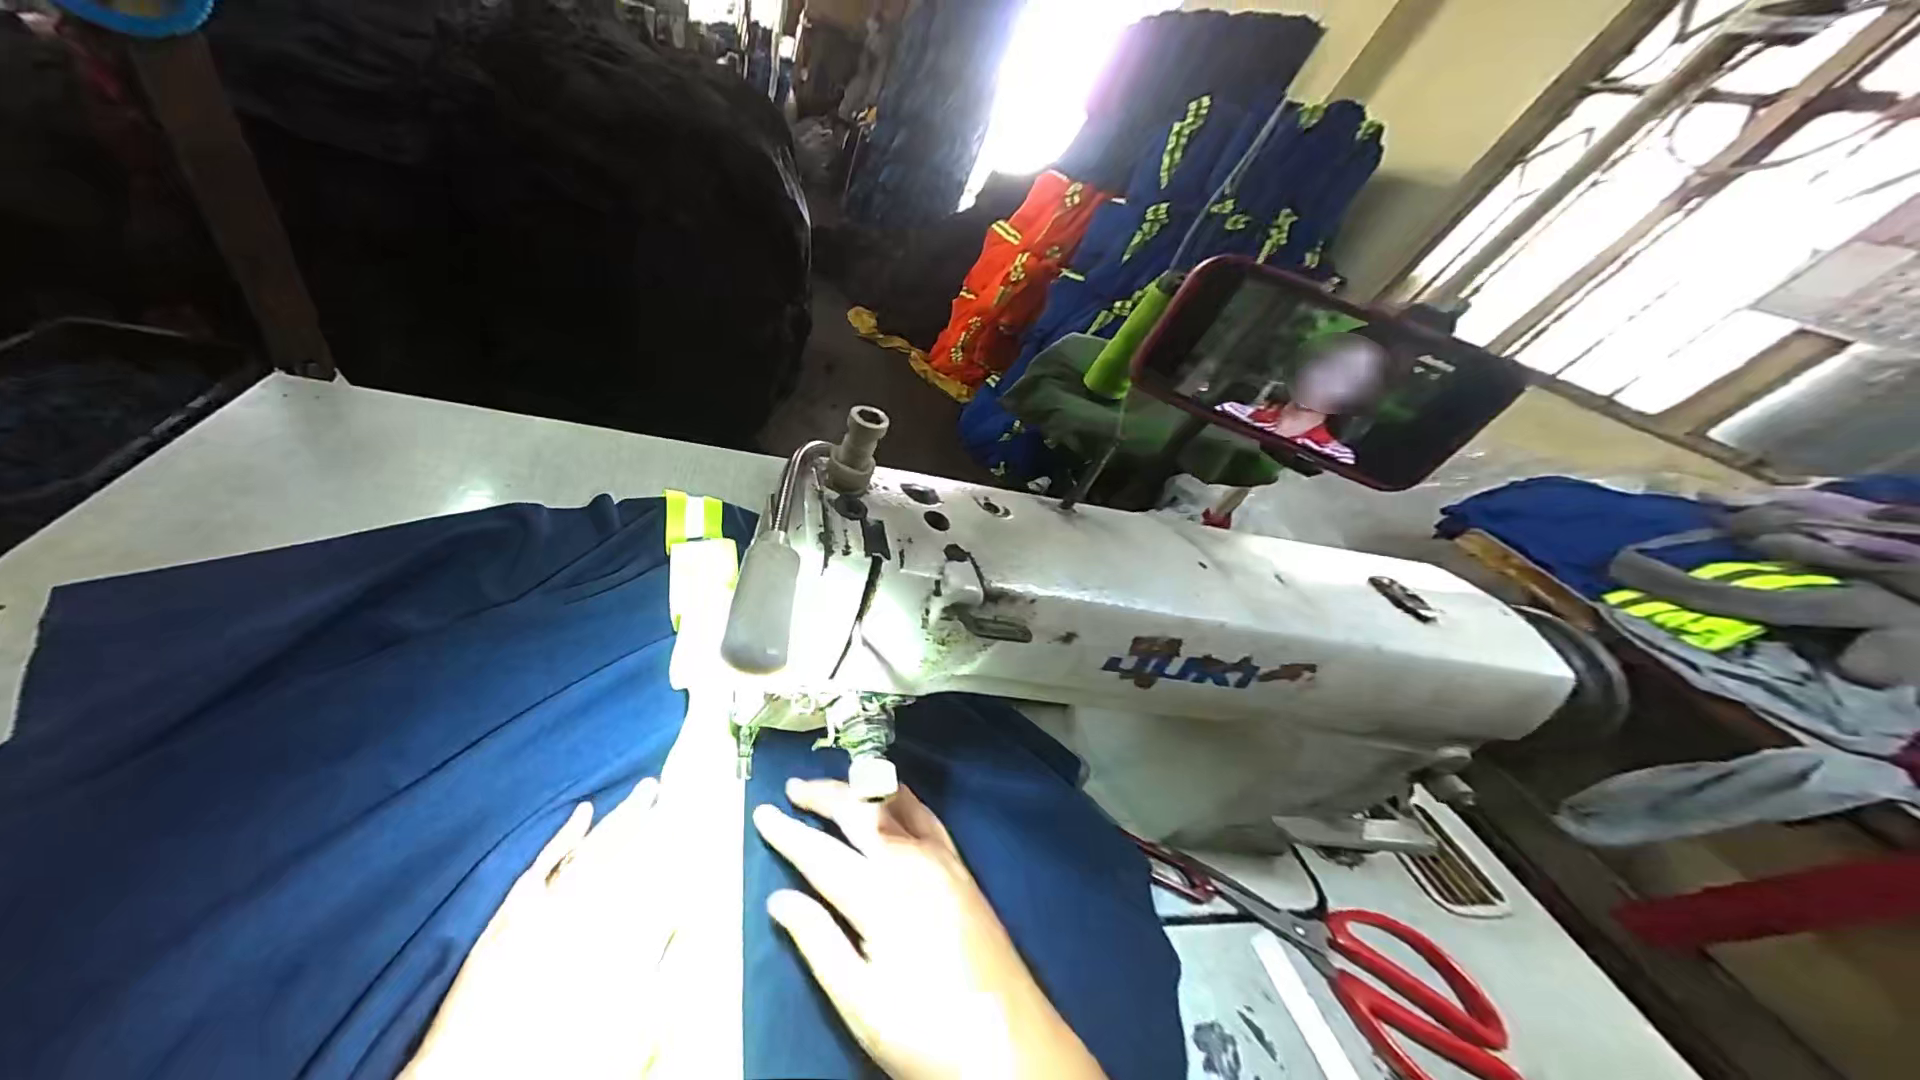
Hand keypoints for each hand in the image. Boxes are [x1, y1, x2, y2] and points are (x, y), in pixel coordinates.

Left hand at [402, 779, 668, 1079]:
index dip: (683, 840)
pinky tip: (583, 813)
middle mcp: (590, 910)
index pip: (664, 872)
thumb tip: (687, 922)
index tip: (699, 814)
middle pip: (633, 852)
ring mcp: (549, 907)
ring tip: (645, 790)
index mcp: (624, 934)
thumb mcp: (633, 1027)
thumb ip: (666, 972)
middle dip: (657, 818)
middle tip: (678, 787)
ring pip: (596, 850)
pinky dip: (565, 836)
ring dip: (622, 818)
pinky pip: (544, 862)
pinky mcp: (513, 914)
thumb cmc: (563, 1059)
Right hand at [754, 779, 1106, 1079]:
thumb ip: (818, 943)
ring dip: (860, 790)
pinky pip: (927, 816)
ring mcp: (942, 860)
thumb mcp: (861, 1002)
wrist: (1011, 1043)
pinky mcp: (962, 867)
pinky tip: (893, 800)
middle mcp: (911, 862)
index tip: (762, 814)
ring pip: (894, 805)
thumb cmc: (928, 1031)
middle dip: (823, 796)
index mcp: (880, 895)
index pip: (822, 854)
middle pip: (860, 813)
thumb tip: (780, 899)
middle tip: (793, 787)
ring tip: (835, 786)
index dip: (788, 833)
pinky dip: (901, 799)